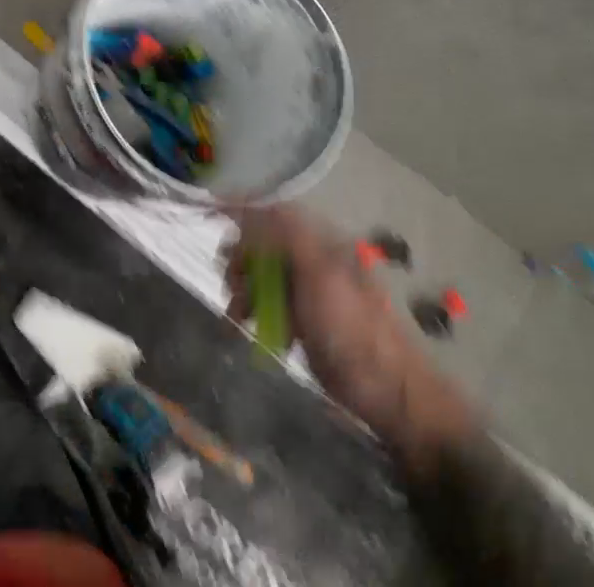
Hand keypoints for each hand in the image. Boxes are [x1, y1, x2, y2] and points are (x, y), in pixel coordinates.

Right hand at [221, 203, 476, 474]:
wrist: (385, 389)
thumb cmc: (352, 329)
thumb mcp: (321, 274)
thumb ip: (286, 235)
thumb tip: (248, 204)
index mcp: (322, 245)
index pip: (274, 214)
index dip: (242, 211)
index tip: (208, 214)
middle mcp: (312, 263)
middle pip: (260, 246)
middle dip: (238, 261)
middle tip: (230, 282)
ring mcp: (306, 293)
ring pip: (257, 277)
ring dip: (240, 292)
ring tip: (237, 315)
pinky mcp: (299, 320)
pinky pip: (263, 305)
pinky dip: (248, 312)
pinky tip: (243, 327)